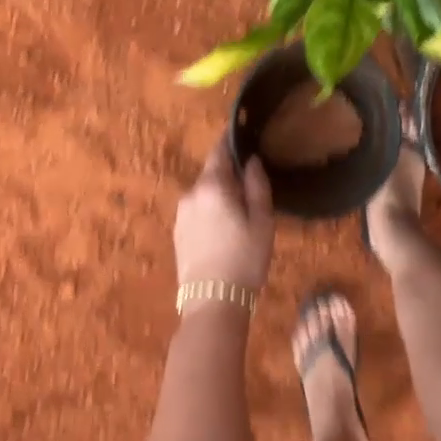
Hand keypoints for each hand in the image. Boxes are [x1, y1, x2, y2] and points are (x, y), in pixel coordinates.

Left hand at [173, 144, 273, 290]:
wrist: (212, 304)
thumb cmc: (245, 259)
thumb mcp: (262, 222)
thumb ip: (257, 186)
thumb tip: (251, 160)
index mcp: (212, 186)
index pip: (219, 151)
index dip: (232, 142)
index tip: (246, 137)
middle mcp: (191, 194)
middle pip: (212, 173)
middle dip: (230, 174)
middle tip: (252, 186)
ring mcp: (181, 214)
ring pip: (205, 193)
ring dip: (221, 195)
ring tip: (241, 213)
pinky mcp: (178, 233)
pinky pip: (198, 210)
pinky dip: (211, 211)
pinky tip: (225, 230)